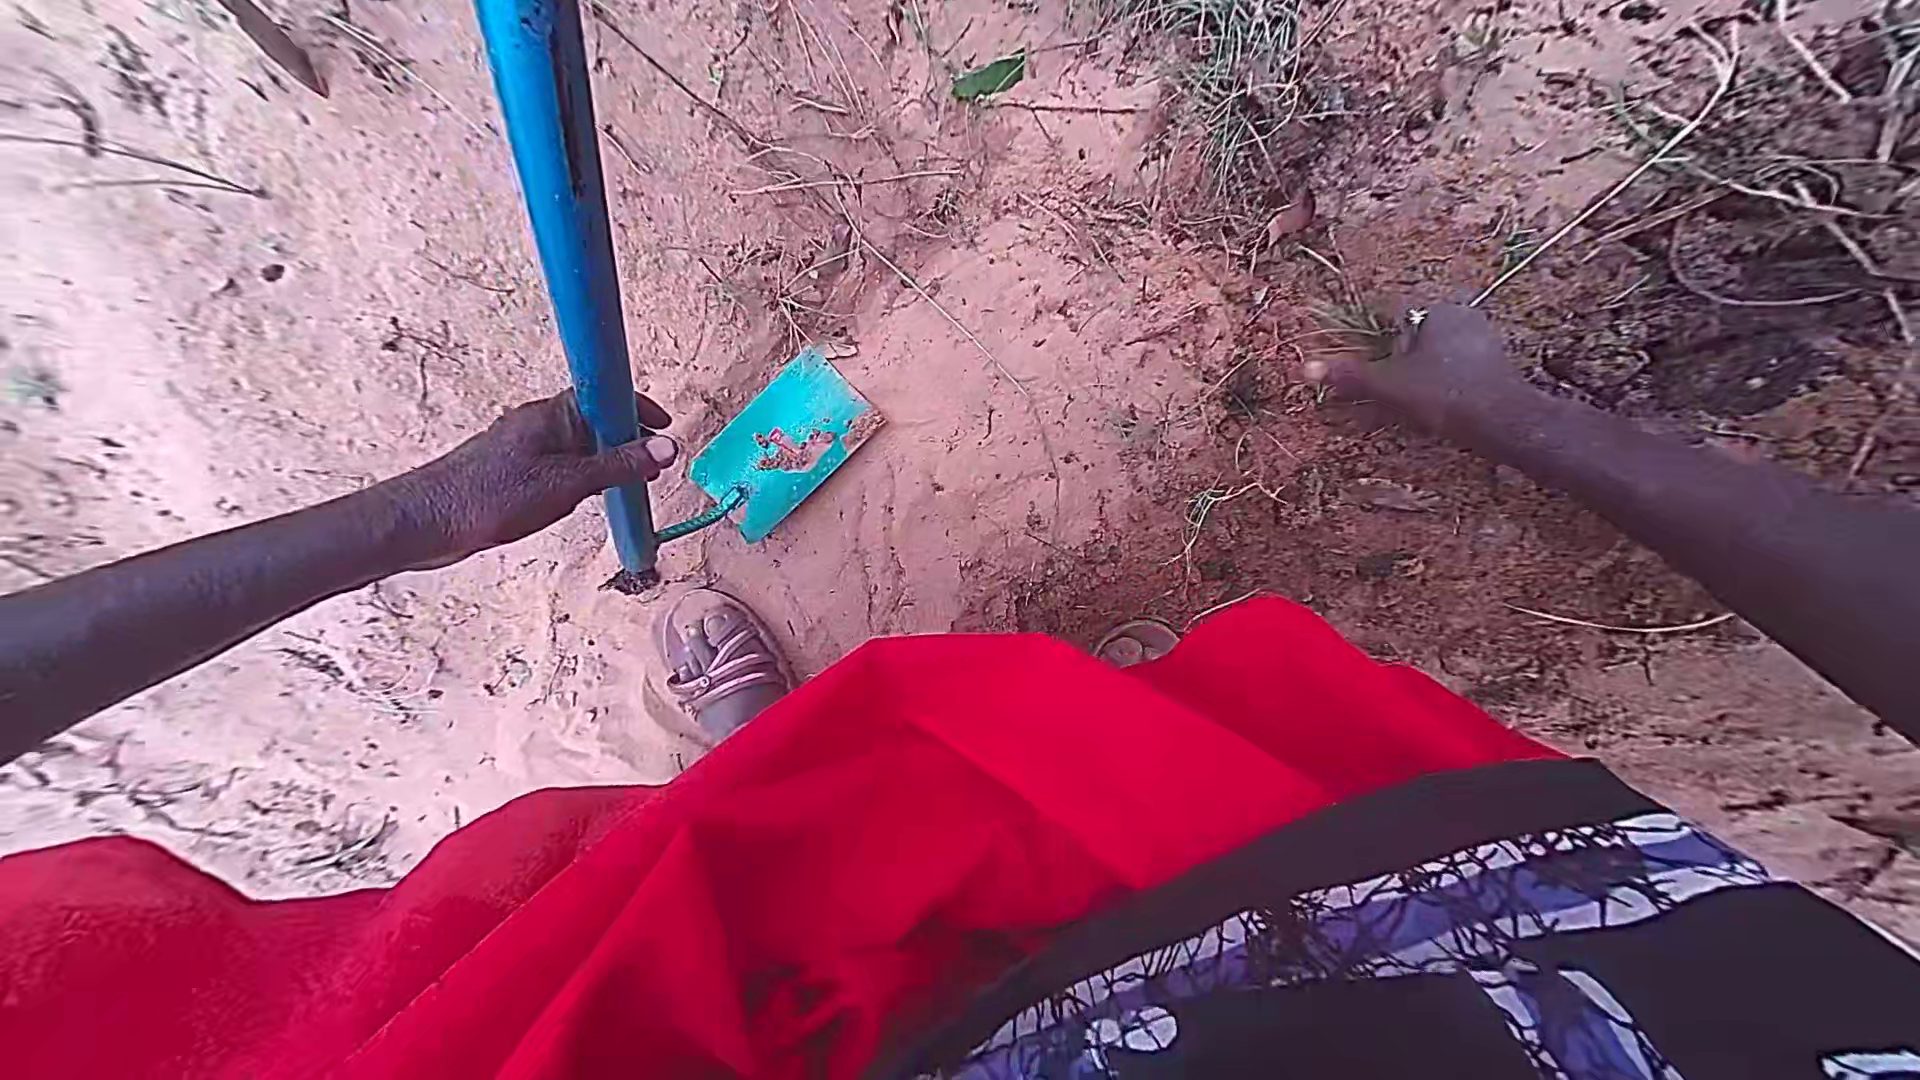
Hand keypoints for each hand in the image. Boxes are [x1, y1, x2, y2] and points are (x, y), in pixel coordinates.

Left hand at [381, 390, 677, 567]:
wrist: (422, 524)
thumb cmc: (490, 497)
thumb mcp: (567, 483)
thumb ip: (620, 465)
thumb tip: (667, 447)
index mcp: (551, 415)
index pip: (605, 394)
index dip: (638, 407)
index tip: (664, 426)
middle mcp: (542, 424)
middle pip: (599, 419)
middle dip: (632, 438)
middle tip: (655, 467)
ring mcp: (531, 446)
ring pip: (585, 443)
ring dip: (613, 458)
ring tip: (634, 484)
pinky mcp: (522, 469)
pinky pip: (569, 462)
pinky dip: (592, 472)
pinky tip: (598, 493)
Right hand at [1305, 302, 1534, 437]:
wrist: (1502, 421)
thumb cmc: (1441, 394)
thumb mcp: (1387, 384)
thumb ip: (1348, 374)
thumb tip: (1306, 367)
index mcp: (1436, 311)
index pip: (1388, 309)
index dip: (1361, 328)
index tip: (1344, 346)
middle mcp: (1461, 316)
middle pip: (1408, 328)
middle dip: (1383, 349)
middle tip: (1363, 373)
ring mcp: (1479, 338)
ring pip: (1427, 346)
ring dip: (1404, 364)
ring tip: (1386, 390)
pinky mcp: (1488, 362)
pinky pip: (1445, 361)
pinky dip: (1425, 374)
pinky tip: (1416, 396)